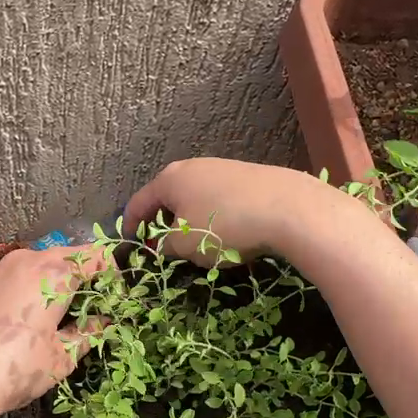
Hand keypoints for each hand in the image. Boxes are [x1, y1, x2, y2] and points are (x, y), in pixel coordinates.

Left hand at [0, 245, 104, 417]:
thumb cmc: (12, 370)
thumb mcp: (61, 358)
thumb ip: (89, 334)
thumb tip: (105, 322)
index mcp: (53, 271)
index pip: (97, 257)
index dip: (114, 276)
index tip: (119, 302)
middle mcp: (26, 259)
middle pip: (68, 258)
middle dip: (86, 280)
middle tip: (95, 313)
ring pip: (40, 266)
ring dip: (58, 285)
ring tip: (64, 319)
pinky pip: (17, 277)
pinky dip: (32, 290)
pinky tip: (30, 321)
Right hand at [122, 159, 336, 264]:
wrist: (288, 208)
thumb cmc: (223, 226)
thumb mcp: (184, 245)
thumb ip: (165, 246)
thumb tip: (162, 245)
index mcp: (169, 179)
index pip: (138, 203)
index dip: (130, 226)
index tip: (129, 245)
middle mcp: (192, 167)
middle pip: (168, 199)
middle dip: (162, 225)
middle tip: (163, 250)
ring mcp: (222, 170)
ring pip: (195, 200)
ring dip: (191, 224)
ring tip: (198, 248)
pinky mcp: (248, 178)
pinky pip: (220, 202)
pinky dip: (215, 220)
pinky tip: (229, 238)